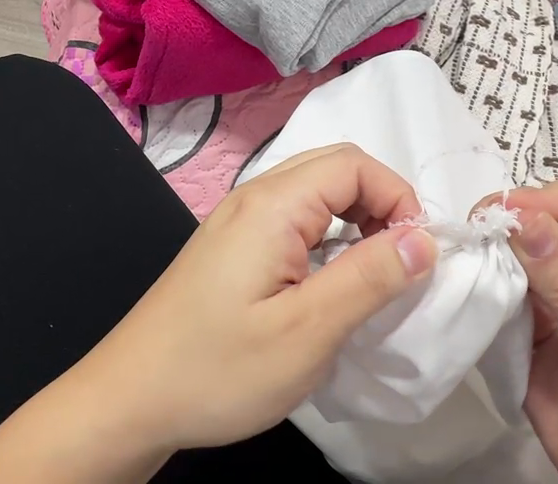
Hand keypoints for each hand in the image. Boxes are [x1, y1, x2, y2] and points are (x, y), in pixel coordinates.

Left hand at [75, 143, 439, 452]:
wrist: (133, 394)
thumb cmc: (220, 368)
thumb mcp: (307, 332)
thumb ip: (369, 278)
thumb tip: (425, 237)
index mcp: (272, 204)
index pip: (353, 163)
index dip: (398, 197)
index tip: (419, 257)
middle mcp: (253, 196)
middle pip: (333, 167)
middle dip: (380, 203)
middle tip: (400, 265)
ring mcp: (237, 218)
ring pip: (313, 190)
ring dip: (355, 219)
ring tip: (371, 276)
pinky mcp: (231, 243)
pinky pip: (292, 216)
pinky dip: (327, 233)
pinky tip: (330, 281)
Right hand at [491, 173, 557, 483]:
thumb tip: (520, 215)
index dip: (554, 197)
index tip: (510, 213)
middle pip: (553, 219)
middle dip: (516, 219)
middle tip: (475, 230)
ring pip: (522, 254)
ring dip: (493, 250)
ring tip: (463, 253)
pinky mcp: (536, 334)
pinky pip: (504, 294)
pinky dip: (482, 285)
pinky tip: (464, 282)